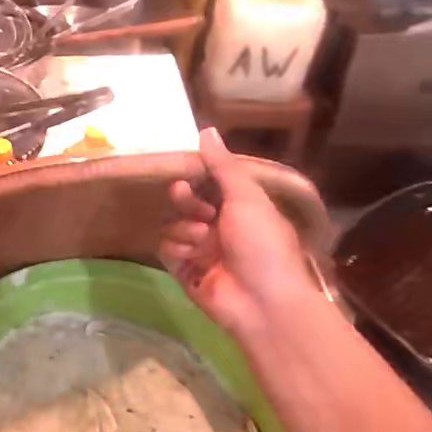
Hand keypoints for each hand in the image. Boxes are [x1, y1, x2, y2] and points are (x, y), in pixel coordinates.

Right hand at [161, 129, 323, 340]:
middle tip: (184, 194)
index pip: (209, 183)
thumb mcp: (247, 197)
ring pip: (174, 224)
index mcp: (239, 207)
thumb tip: (206, 129)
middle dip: (185, 197)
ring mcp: (201, 250)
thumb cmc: (263, 244)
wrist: (264, 303)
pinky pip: (167, 249)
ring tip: (202, 238)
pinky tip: (191, 254)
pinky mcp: (186, 272)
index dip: (197, 175)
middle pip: (187, 201)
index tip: (190, 170)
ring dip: (184, 226)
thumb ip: (223, 166)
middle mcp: (219, 226)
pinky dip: (176, 248)